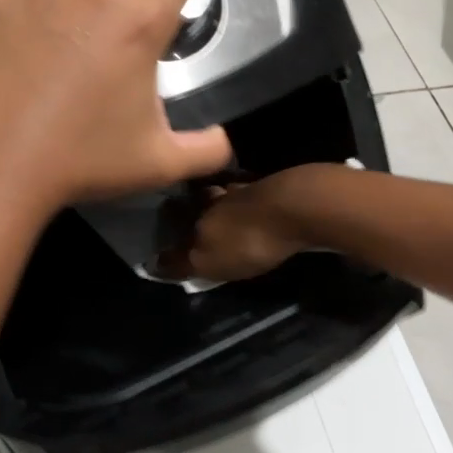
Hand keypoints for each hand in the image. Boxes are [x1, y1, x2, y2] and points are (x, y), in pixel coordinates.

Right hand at [174, 169, 323, 280]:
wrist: (298, 207)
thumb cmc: (248, 240)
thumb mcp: (210, 261)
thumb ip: (183, 262)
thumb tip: (153, 264)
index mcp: (197, 212)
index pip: (175, 214)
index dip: (170, 223)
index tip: (168, 229)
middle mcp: (218, 196)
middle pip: (201, 200)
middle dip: (198, 209)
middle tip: (197, 219)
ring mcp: (248, 189)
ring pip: (229, 195)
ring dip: (226, 204)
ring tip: (227, 215)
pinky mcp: (277, 188)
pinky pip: (256, 197)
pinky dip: (253, 204)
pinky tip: (257, 210)